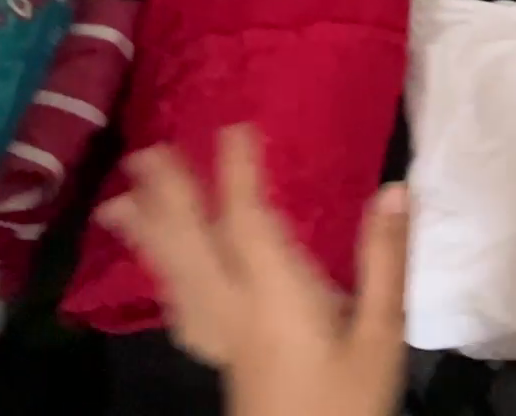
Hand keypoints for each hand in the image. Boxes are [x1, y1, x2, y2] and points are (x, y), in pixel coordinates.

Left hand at [95, 125, 407, 415]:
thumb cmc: (348, 403)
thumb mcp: (382, 332)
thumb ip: (385, 259)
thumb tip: (396, 186)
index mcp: (276, 298)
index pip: (248, 225)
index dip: (239, 175)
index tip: (234, 128)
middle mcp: (236, 312)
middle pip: (193, 250)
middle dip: (168, 201)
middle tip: (145, 156)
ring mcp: (221, 338)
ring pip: (176, 279)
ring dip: (150, 237)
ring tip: (120, 205)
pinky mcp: (221, 357)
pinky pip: (181, 306)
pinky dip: (165, 278)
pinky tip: (164, 272)